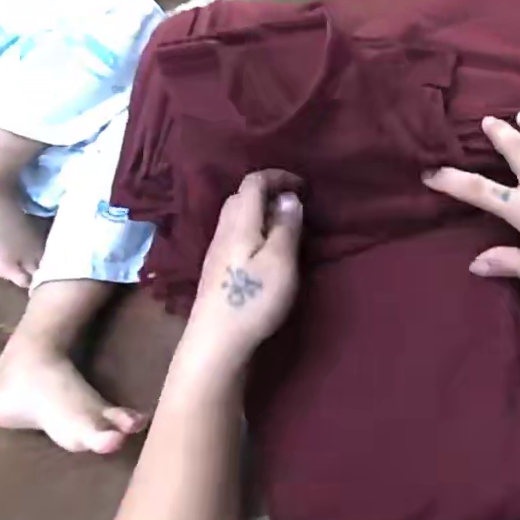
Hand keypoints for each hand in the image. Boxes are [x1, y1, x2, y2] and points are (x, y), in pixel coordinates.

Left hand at [182, 170, 303, 366]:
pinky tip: (264, 249)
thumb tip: (289, 197)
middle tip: (295, 205)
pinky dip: (253, 229)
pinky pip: (234, 234)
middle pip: (240, 197)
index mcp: (239, 223)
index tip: (303, 186)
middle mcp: (223, 231)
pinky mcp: (215, 270)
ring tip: (284, 227)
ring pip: (236, 216)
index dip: (277, 176)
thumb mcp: (280, 262)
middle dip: (268, 191)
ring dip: (260, 212)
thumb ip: (285, 227)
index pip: (252, 182)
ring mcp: (215, 251)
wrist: (215, 342)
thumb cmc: (252, 300)